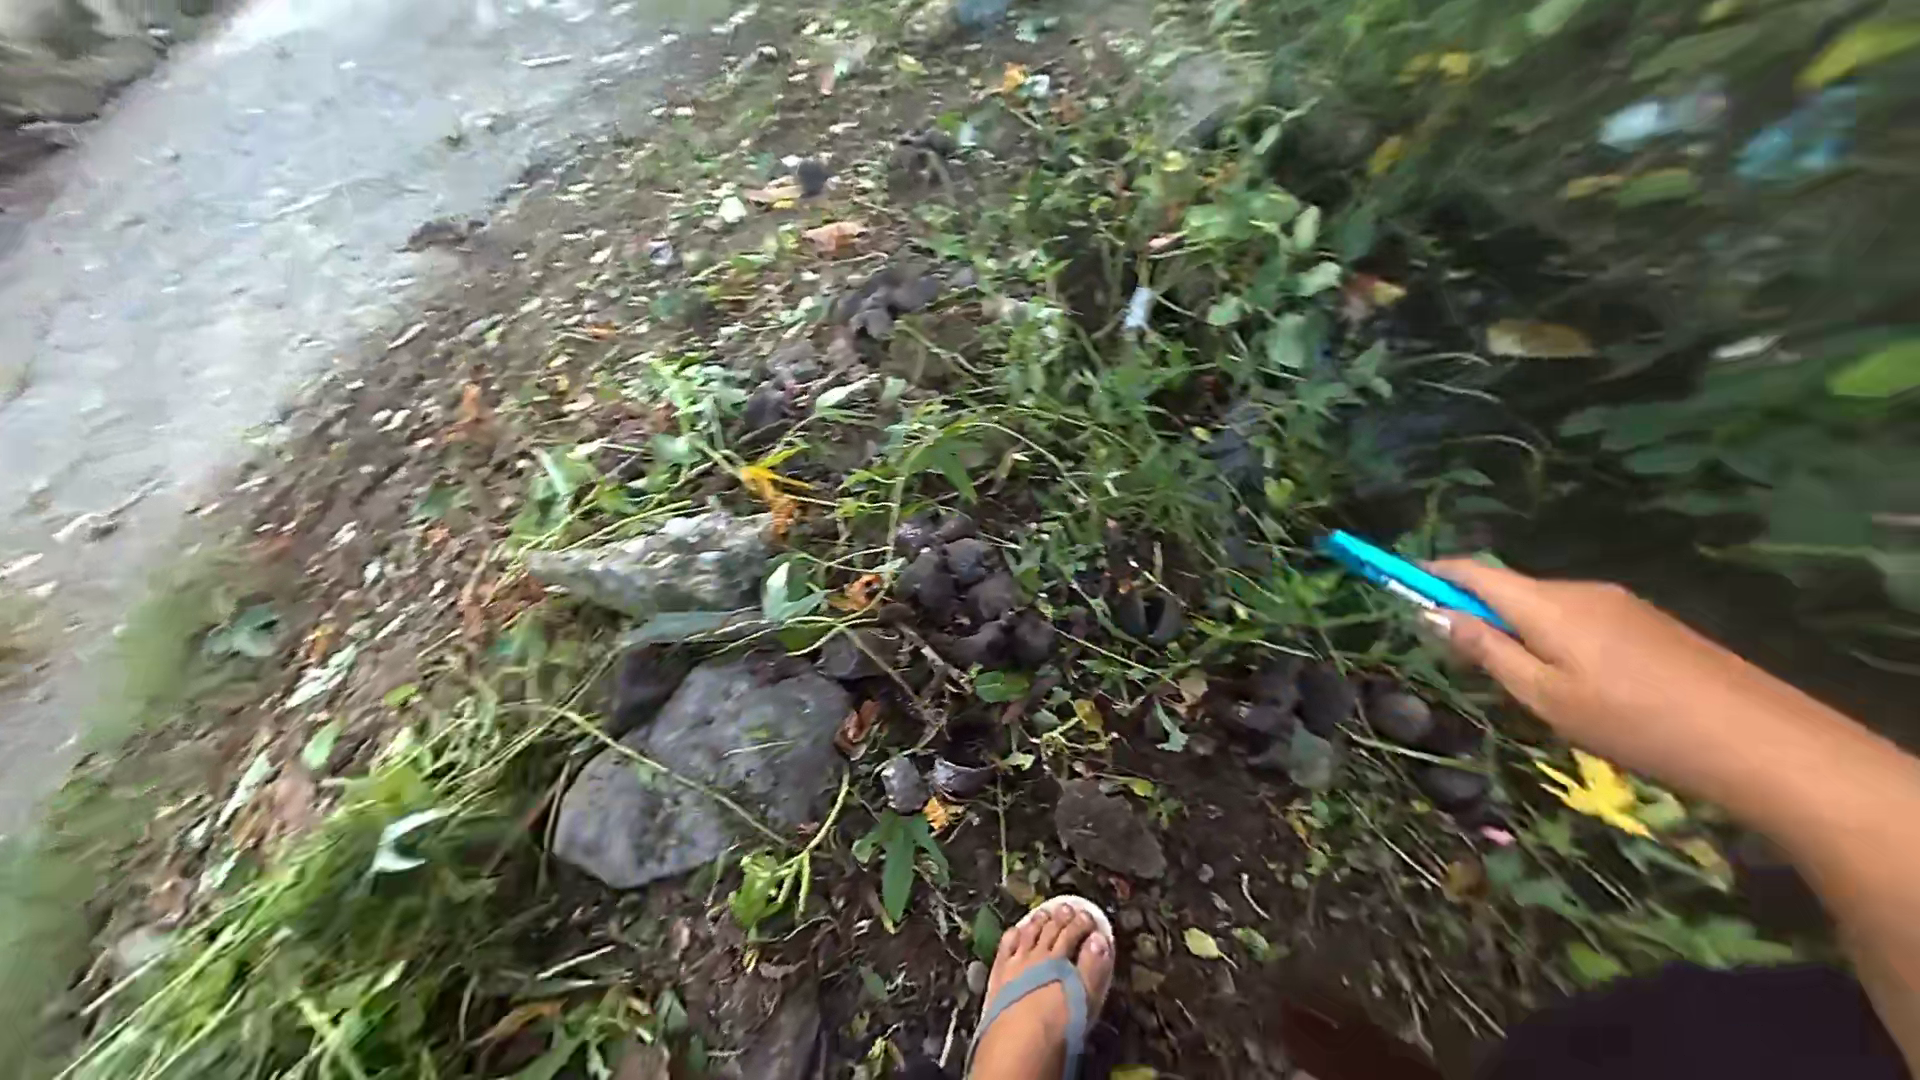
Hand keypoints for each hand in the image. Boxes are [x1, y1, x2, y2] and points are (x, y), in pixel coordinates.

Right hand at [1425, 559, 1843, 801]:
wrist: (1770, 746)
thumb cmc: (1633, 722)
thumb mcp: (1541, 695)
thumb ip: (1485, 649)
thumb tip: (1435, 614)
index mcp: (1545, 604)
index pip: (1470, 571)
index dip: (1429, 572)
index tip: (1396, 578)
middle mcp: (1579, 591)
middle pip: (1504, 587)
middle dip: (1470, 608)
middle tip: (1460, 656)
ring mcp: (1618, 604)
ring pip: (1540, 604)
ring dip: (1512, 626)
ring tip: (1524, 682)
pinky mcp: (1647, 622)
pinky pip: (1575, 616)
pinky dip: (1548, 634)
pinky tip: (1574, 680)